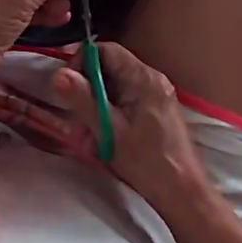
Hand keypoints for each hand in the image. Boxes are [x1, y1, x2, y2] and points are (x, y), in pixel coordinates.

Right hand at [49, 42, 213, 219]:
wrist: (183, 192)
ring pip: (114, 90)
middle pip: (109, 70)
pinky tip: (102, 143)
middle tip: (76, 122)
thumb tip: (58, 74)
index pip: (106, 50)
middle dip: (87, 93)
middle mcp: (152, 79)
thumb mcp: (109, 130)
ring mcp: (155, 95)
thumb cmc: (147, 161)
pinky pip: (125, 104)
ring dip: (96, 110)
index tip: (67, 86)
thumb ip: (83, 99)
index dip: (82, 62)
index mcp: (143, 78)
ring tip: (88, 140)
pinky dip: (109, 118)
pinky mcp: (156, 111)